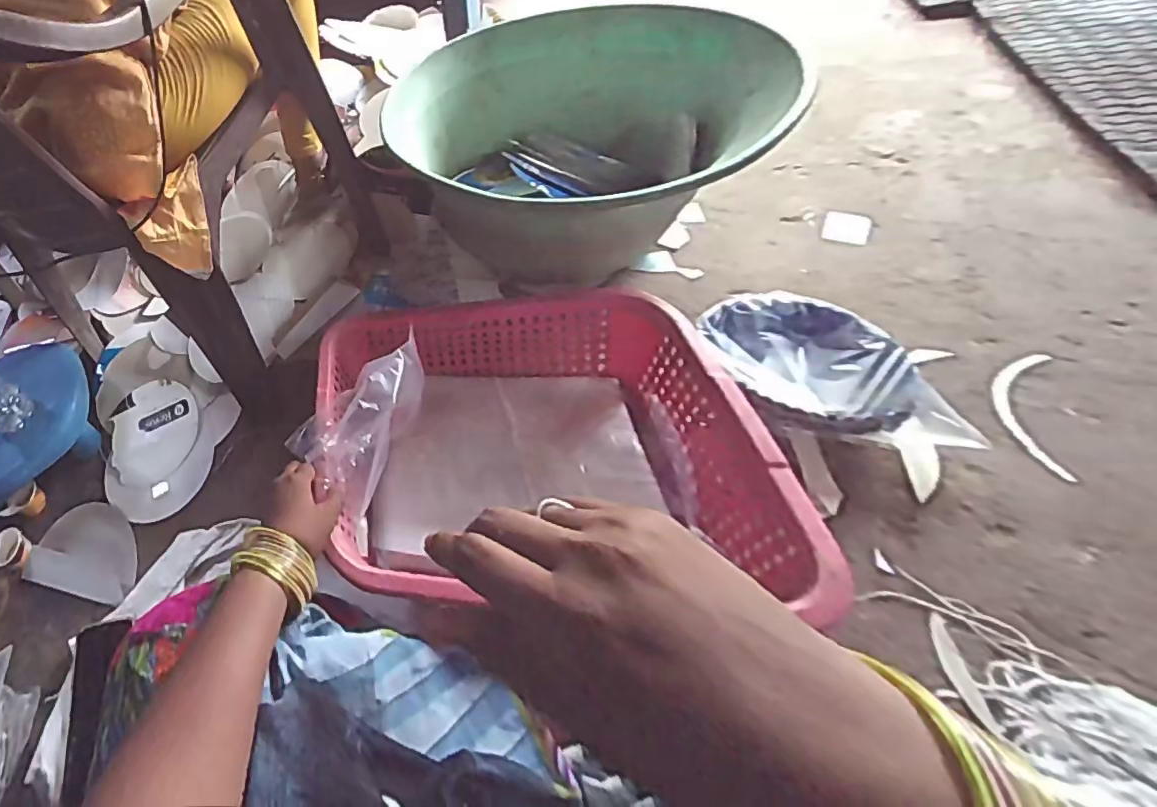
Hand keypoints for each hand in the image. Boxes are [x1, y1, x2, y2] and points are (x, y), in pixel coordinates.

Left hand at [265, 459, 340, 558]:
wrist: (279, 552)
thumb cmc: (307, 531)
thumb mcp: (328, 516)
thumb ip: (335, 497)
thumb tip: (338, 486)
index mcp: (297, 478)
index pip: (310, 466)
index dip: (319, 475)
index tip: (326, 488)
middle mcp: (281, 479)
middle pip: (294, 469)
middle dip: (305, 476)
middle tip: (316, 493)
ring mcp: (271, 491)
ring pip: (285, 480)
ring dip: (295, 486)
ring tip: (306, 503)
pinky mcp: (265, 504)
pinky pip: (279, 492)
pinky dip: (287, 495)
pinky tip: (295, 510)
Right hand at [426, 501, 968, 806]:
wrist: (821, 736)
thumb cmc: (692, 750)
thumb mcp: (586, 717)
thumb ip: (505, 656)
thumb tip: (436, 619)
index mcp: (564, 611)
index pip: (473, 556)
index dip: (444, 552)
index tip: (437, 558)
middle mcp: (587, 555)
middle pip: (497, 519)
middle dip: (478, 539)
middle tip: (488, 570)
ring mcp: (627, 531)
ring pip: (540, 510)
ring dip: (527, 535)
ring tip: (548, 571)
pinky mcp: (661, 521)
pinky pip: (586, 507)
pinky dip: (570, 528)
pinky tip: (594, 561)